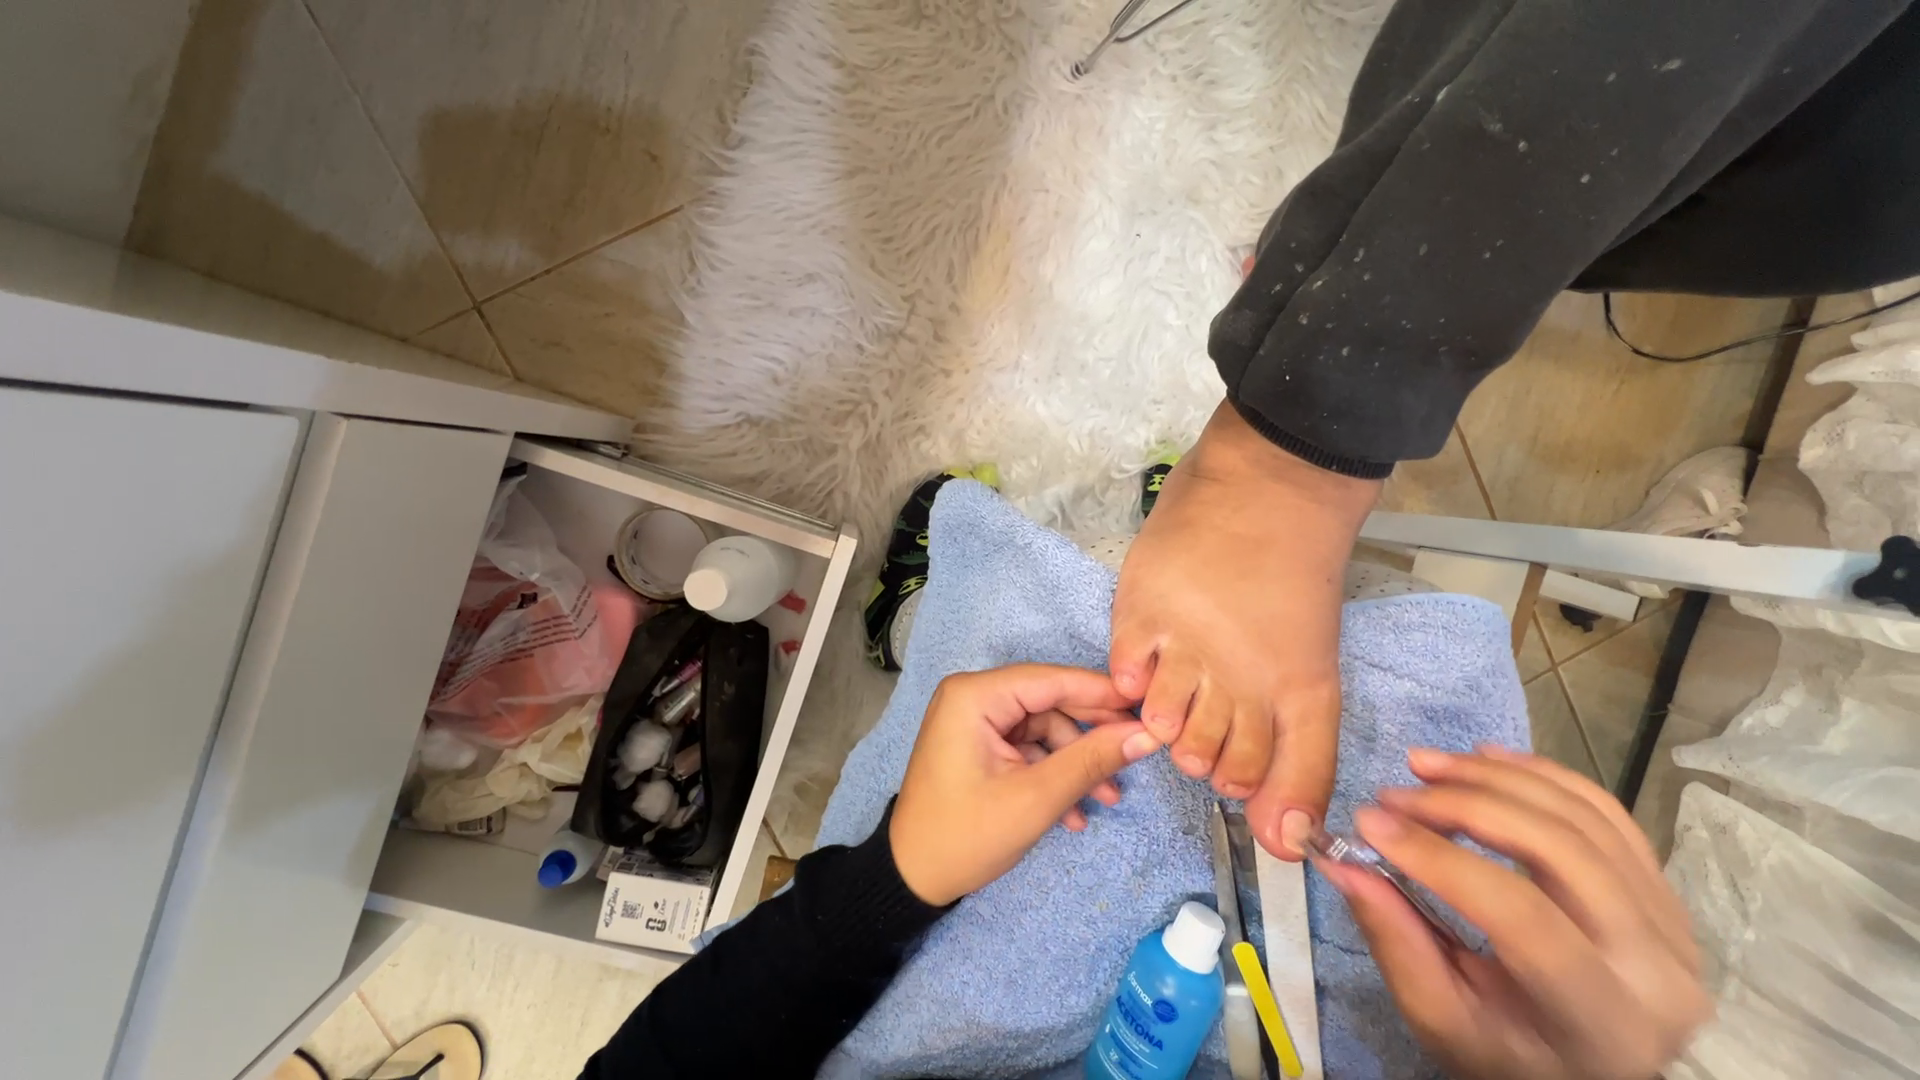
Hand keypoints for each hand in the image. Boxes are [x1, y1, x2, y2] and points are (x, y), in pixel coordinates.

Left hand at [888, 664, 1159, 906]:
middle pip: (1049, 702)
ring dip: (1075, 762)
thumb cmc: (965, 835)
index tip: (1148, 705)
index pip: (1051, 680)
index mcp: (975, 696)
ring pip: (1043, 728)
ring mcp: (975, 722)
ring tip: (1108, 798)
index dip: (1102, 693)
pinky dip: (1052, 773)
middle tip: (1138, 752)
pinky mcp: (979, 746)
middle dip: (1091, 733)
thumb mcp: (1035, 799)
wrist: (911, 879)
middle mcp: (973, 697)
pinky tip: (1075, 812)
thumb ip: (1091, 761)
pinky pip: (1027, 748)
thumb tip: (1145, 734)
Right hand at [1112, 402, 1379, 856]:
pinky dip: (1135, 681)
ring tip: (1176, 696)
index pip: (1283, 781)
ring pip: (1168, 728)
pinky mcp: (1142, 609)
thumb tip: (1283, 838)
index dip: (1259, 796)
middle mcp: (1245, 677)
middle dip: (1209, 759)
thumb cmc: (1297, 570)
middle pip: (1215, 761)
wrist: (1270, 486)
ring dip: (1170, 724)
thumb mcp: (1315, 660)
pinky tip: (1148, 661)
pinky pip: (1127, 675)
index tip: (1241, 780)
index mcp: (1302, 689)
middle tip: (1205, 725)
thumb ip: (1301, 750)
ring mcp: (1188, 642)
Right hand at [1322, 747, 1711, 1079]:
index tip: (1367, 821)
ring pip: (1581, 816)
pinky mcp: (1663, 891)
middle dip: (1463, 804)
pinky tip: (1484, 757)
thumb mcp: (1441, 1018)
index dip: (1438, 858)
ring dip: (1494, 776)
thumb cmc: (1509, 1054)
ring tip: (1423, 764)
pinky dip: (1539, 772)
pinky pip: (1604, 809)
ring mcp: (1672, 922)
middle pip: (1559, 849)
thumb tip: (1339, 862)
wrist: (1600, 1069)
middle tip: (1393, 792)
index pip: (1518, 915)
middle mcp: (1657, 965)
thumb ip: (1394, 937)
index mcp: (1602, 1017)